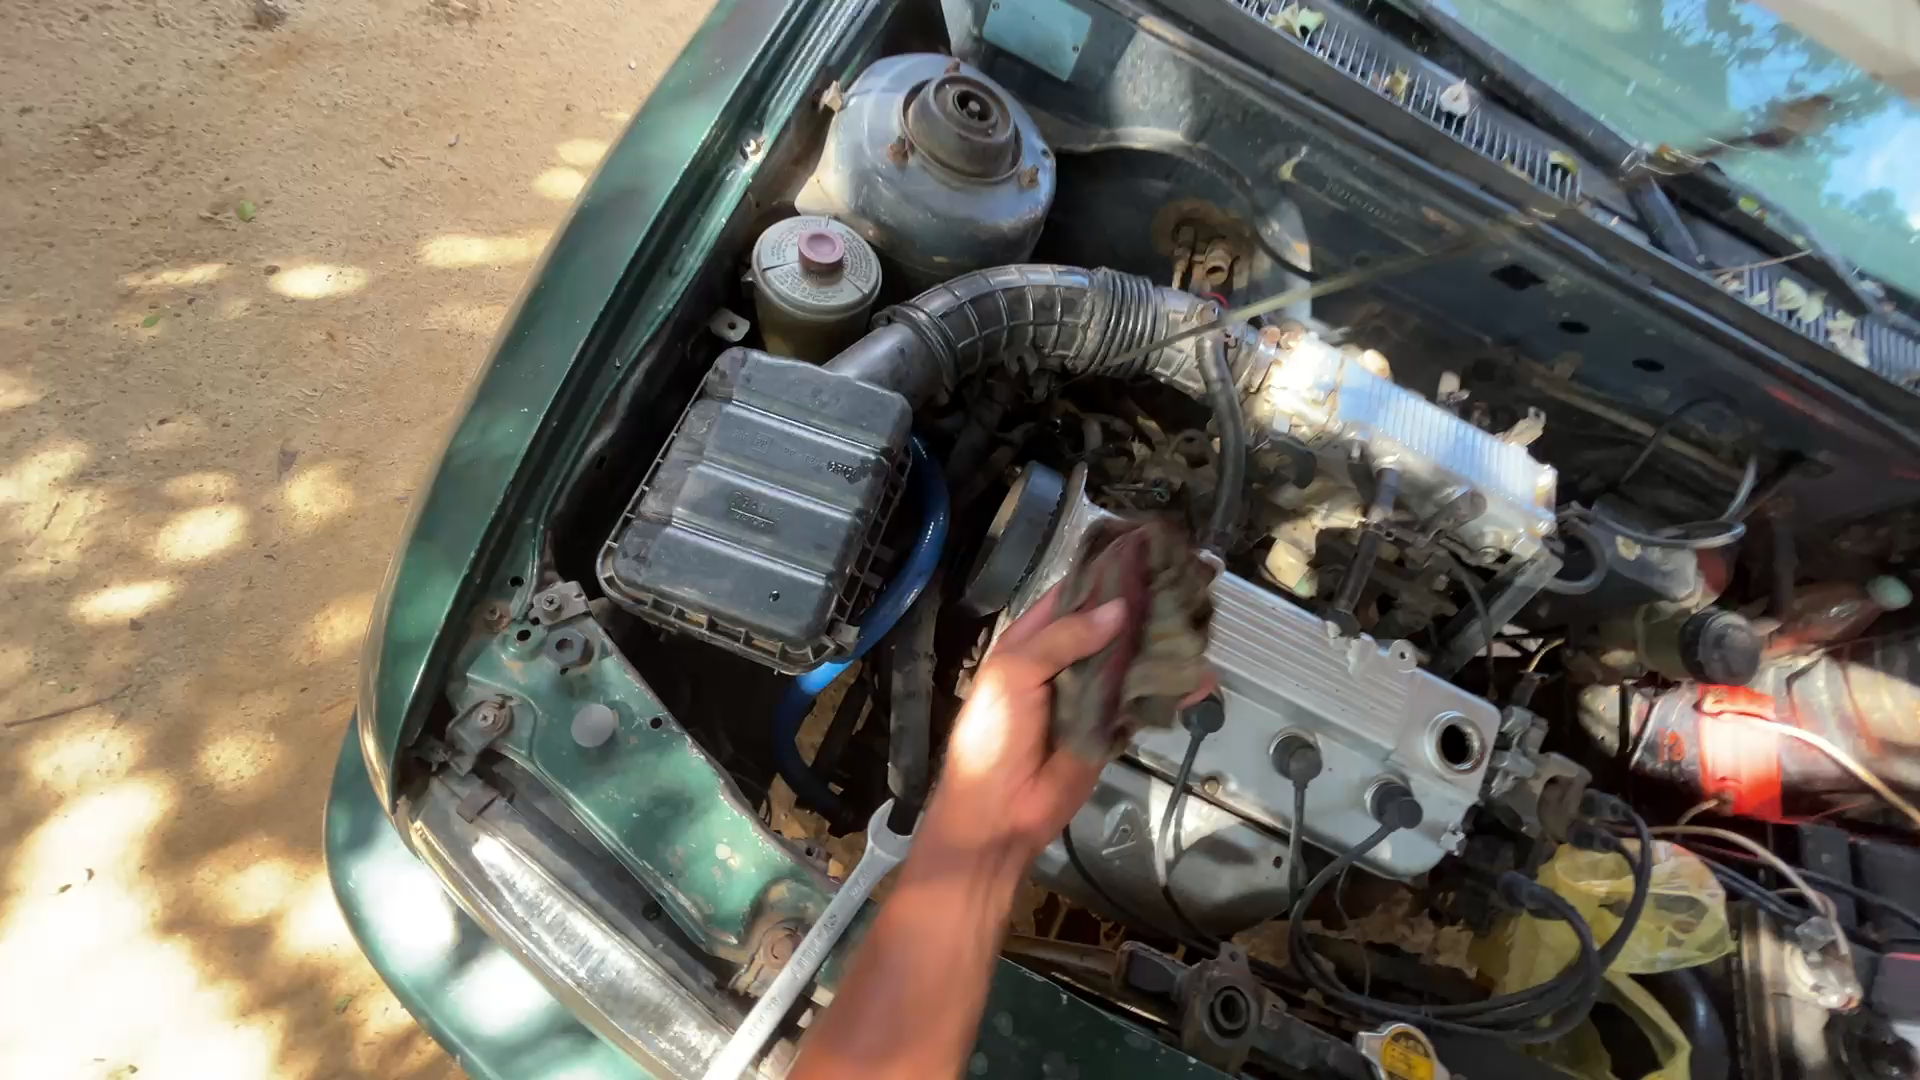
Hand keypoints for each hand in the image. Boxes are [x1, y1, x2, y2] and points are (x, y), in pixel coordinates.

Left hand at [914, 585, 1215, 873]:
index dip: (1106, 573)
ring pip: (1131, 660)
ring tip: (1201, 619)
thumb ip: (1063, 638)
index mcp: (1033, 639)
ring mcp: (1091, 692)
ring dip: (1161, 644)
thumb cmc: (994, 734)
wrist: (1000, 813)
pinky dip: (1170, 691)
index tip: (1147, 550)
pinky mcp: (1112, 726)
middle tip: (1189, 581)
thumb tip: (1118, 609)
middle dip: (1144, 606)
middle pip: (1110, 624)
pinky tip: (1200, 677)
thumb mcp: (1014, 673)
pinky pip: (1143, 702)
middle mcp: (1065, 659)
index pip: (1073, 594)